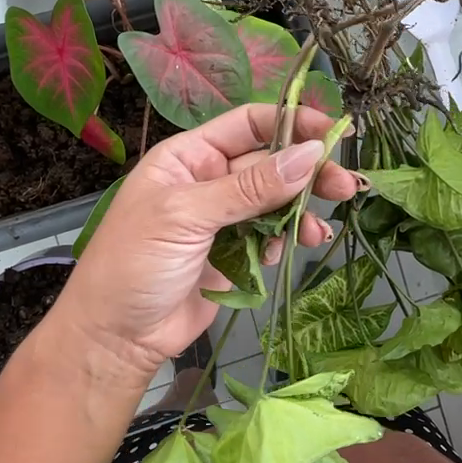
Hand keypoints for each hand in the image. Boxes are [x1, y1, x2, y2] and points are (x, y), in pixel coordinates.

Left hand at [52, 104, 358, 383]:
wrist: (116, 338)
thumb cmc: (134, 263)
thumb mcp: (187, 216)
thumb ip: (250, 187)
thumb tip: (310, 154)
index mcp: (190, 156)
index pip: (249, 124)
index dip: (292, 123)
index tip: (333, 134)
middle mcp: (210, 180)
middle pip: (272, 162)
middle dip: (308, 171)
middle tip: (345, 185)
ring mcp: (225, 218)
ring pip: (278, 201)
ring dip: (304, 209)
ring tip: (320, 230)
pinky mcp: (237, 254)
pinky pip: (274, 235)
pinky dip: (292, 237)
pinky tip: (305, 243)